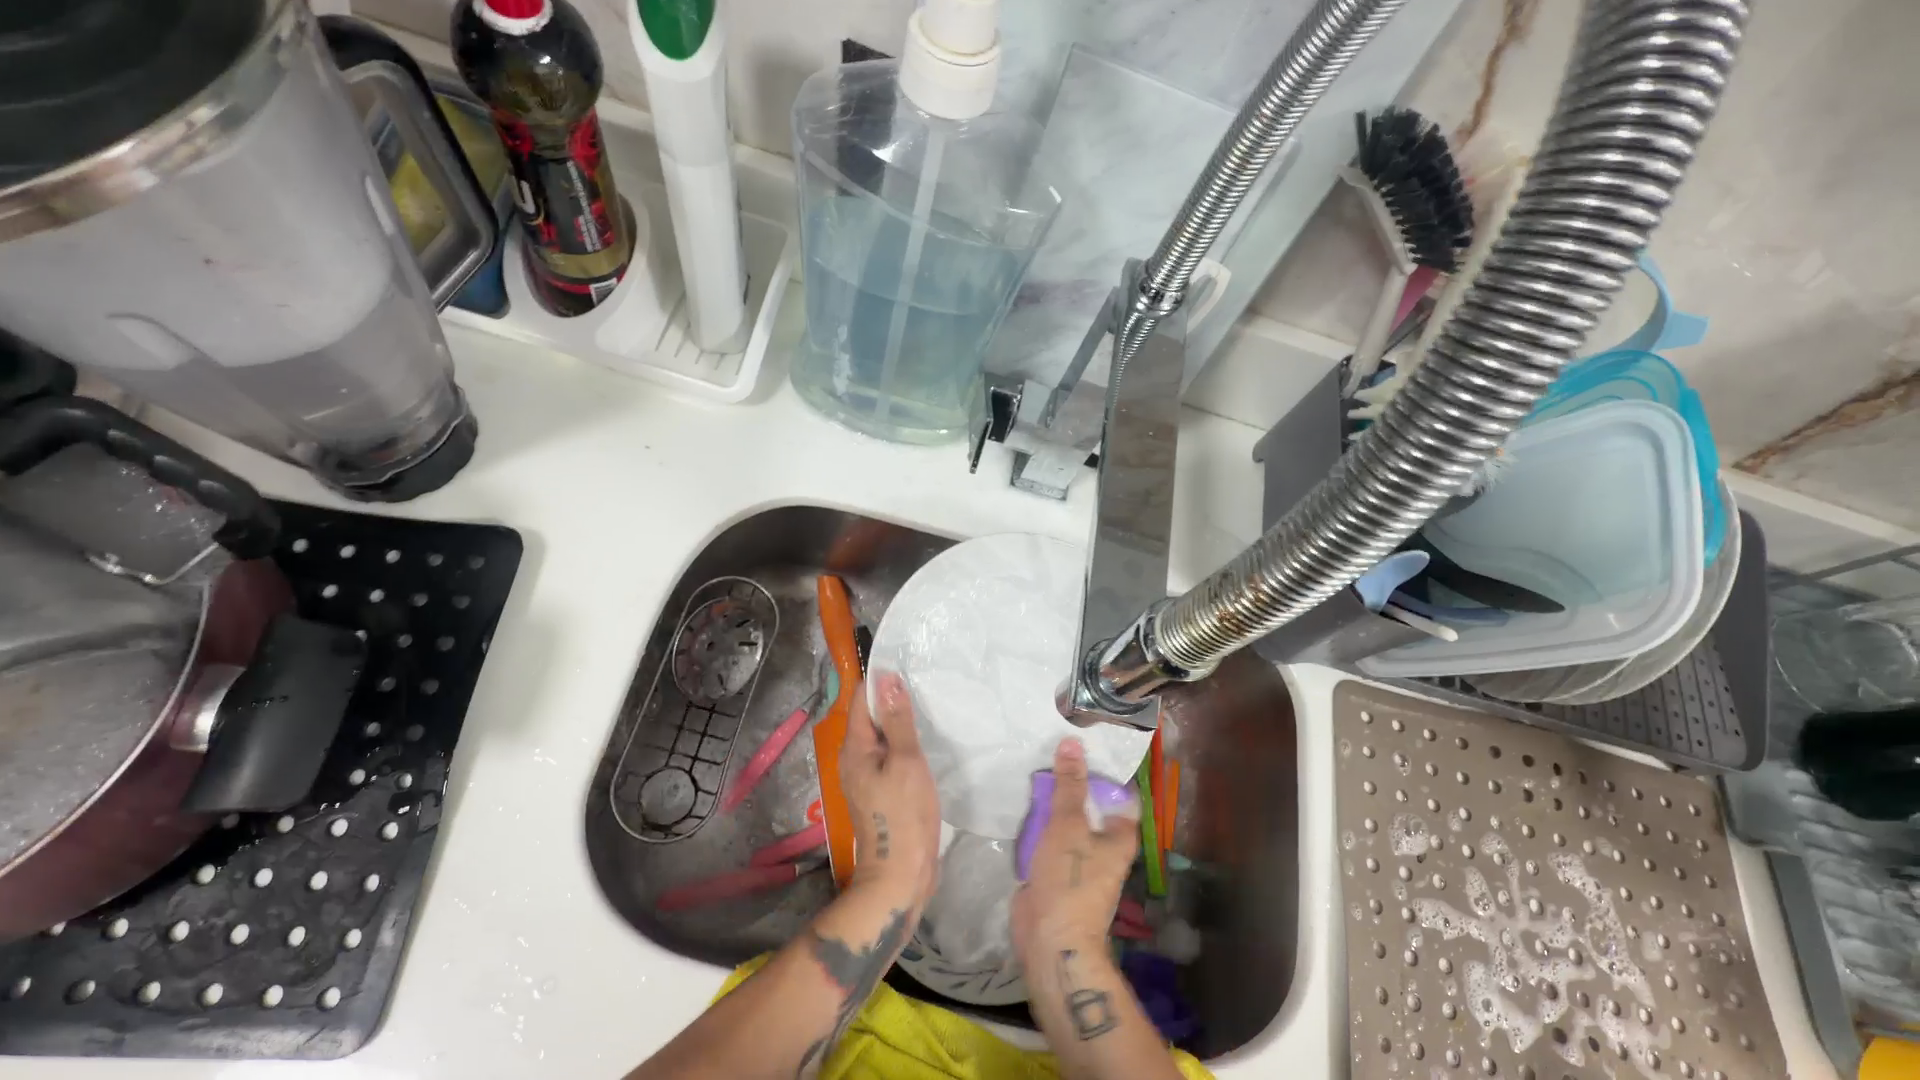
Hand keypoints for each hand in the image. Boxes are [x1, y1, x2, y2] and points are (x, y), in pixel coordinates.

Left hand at [840, 673, 941, 908]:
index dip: (882, 680)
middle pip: (871, 717)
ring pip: (882, 738)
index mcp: (854, 748)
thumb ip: (898, 720)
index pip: (862, 698)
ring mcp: (867, 778)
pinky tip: (927, 744)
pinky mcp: (882, 792)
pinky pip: (890, 757)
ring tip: (931, 708)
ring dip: (901, 724)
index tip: (909, 664)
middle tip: (927, 682)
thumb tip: (887, 676)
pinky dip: (905, 746)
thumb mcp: (906, 762)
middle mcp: (854, 759)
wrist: (899, 877)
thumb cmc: (904, 817)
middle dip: (894, 699)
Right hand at [1012, 738, 1139, 960]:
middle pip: (1089, 804)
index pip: (1118, 791)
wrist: (1050, 939)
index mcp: (1121, 834)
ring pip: (1066, 821)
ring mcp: (1079, 859)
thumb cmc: (1070, 880)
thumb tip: (1072, 741)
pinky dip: (1038, 824)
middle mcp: (1105, 845)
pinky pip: (1048, 839)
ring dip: (1051, 803)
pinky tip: (1022, 805)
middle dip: (1070, 782)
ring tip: (1032, 770)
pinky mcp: (1055, 871)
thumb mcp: (1068, 824)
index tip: (1078, 743)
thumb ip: (1068, 784)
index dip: (1100, 767)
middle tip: (1048, 751)